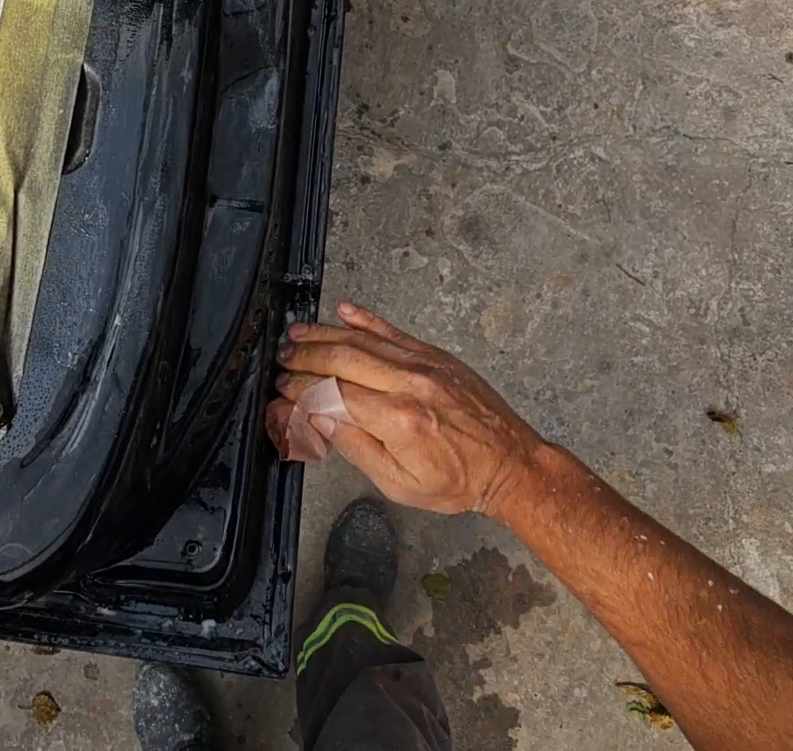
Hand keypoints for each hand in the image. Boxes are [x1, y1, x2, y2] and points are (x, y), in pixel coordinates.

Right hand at [272, 302, 544, 515]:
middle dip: (305, 357)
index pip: (333, 394)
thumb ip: (355, 446)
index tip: (282, 391)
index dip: (301, 390)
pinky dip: (364, 318)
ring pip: (362, 339)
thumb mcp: (399, 483)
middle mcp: (408, 383)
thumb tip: (318, 417)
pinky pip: (392, 331)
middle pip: (342, 358)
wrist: (510, 463)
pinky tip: (342, 310)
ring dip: (324, 334)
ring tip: (296, 334)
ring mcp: (423, 364)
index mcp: (397, 418)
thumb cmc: (457, 481)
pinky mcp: (434, 355)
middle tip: (282, 360)